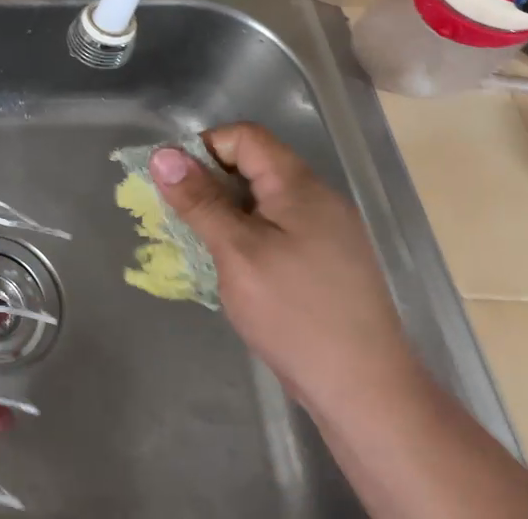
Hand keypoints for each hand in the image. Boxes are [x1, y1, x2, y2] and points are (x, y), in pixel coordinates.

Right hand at [151, 123, 424, 416]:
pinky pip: (274, 230)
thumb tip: (163, 155)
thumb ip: (199, 201)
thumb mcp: (236, 251)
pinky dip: (244, 237)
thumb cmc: (295, 313)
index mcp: (301, 188)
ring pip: (260, 201)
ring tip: (200, 246)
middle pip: (252, 166)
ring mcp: (325, 234)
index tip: (176, 186)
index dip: (204, 149)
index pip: (245, 137)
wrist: (364, 390)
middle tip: (179, 219)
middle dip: (208, 184)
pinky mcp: (324, 263)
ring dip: (223, 213)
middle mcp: (318, 201)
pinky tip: (231, 270)